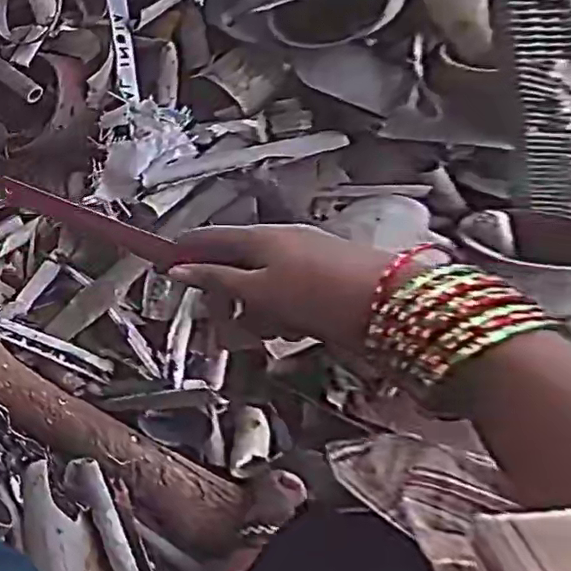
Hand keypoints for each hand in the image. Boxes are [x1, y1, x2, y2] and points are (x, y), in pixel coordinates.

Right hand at [166, 225, 400, 347]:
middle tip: (223, 325)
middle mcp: (279, 239)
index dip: (182, 254)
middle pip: (232, 263)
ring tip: (265, 333)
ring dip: (253, 308)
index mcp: (256, 236)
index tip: (167, 273)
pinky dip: (280, 309)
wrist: (403, 307)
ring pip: (260, 281)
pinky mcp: (329, 275)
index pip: (204, 237)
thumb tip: (177, 269)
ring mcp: (307, 255)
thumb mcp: (258, 291)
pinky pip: (287, 289)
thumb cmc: (320, 296)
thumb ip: (215, 279)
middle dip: (222, 294)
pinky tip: (292, 330)